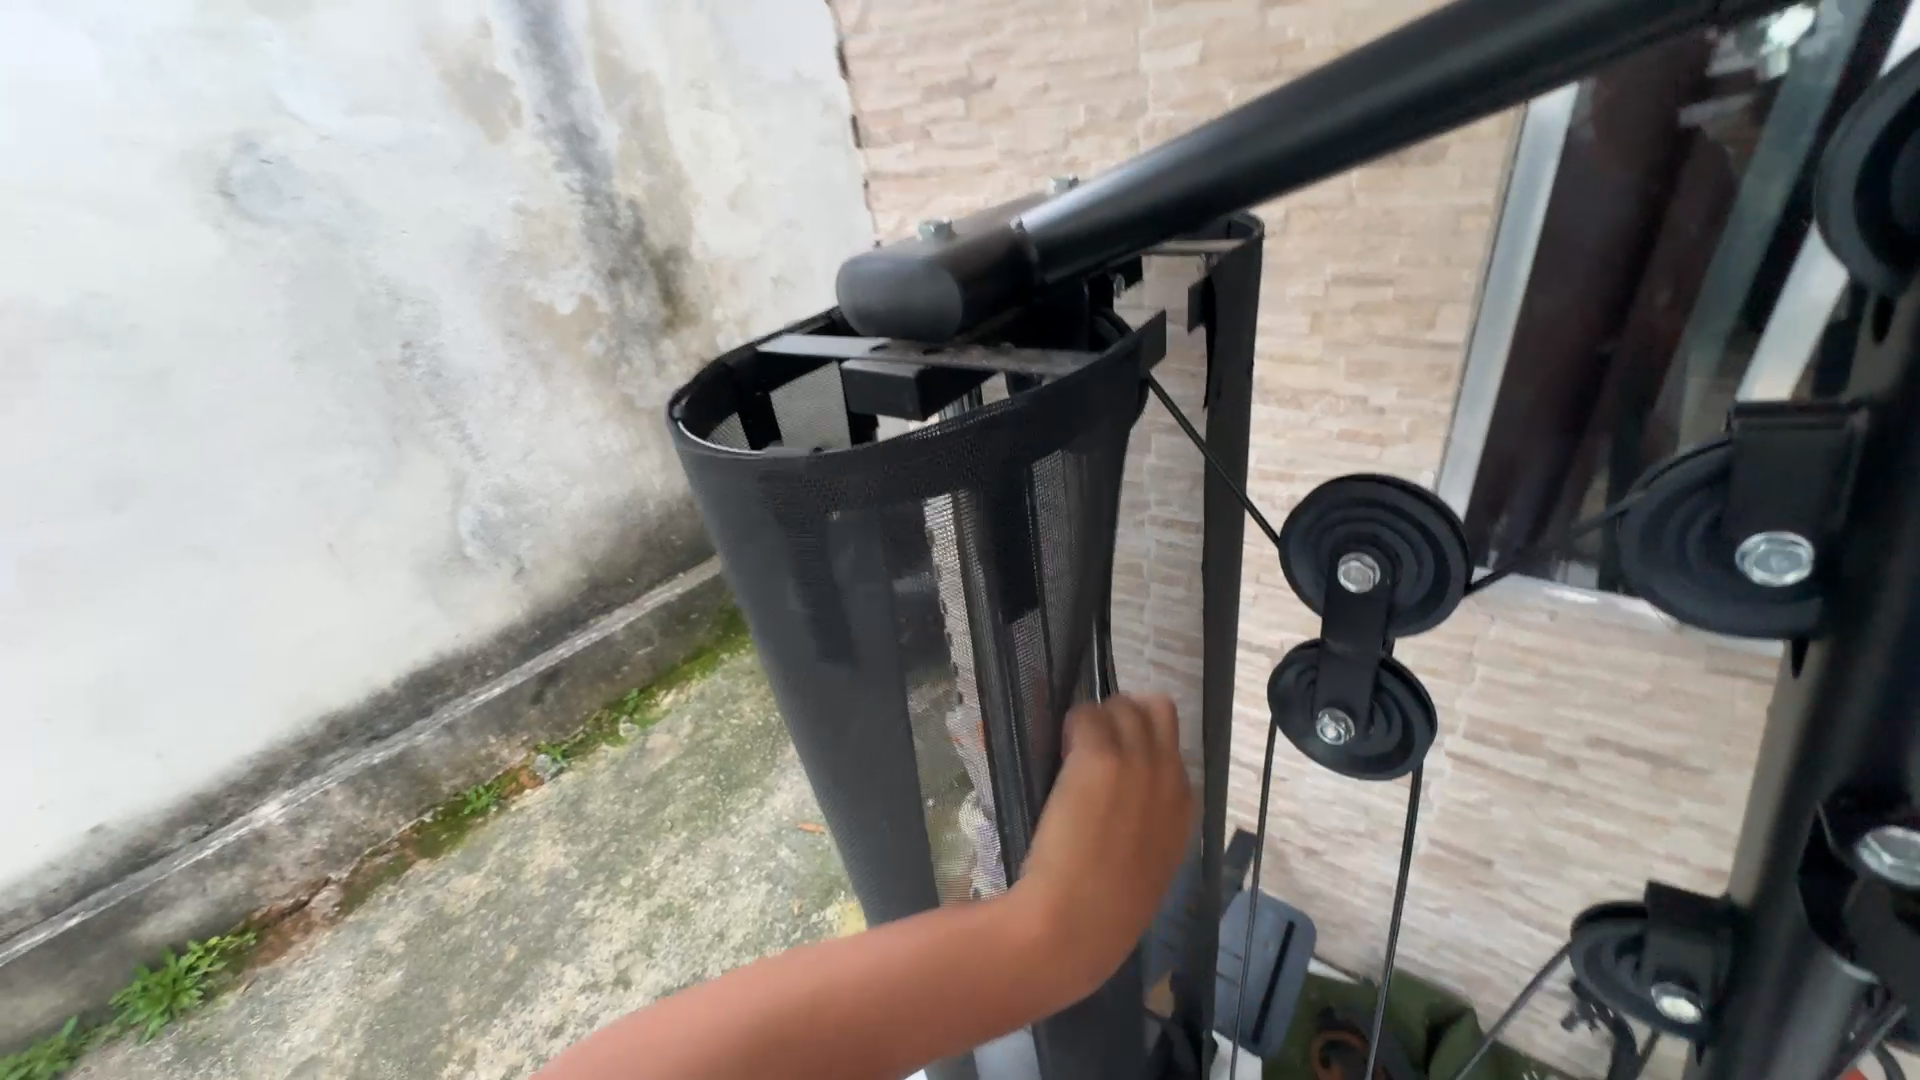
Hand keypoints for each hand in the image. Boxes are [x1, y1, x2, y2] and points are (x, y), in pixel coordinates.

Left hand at [1008, 693, 1194, 1003]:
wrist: (1077, 923)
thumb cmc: (1109, 908)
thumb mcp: (1152, 862)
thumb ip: (1152, 822)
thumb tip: (1132, 797)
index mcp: (1186, 805)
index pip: (1172, 746)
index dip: (1141, 747)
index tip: (1116, 762)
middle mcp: (1169, 774)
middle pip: (1156, 710)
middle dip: (1125, 718)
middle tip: (1095, 742)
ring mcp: (1137, 762)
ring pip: (1122, 706)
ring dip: (1098, 718)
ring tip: (1075, 747)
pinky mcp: (1098, 756)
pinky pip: (1085, 716)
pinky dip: (1072, 725)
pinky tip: (1060, 750)